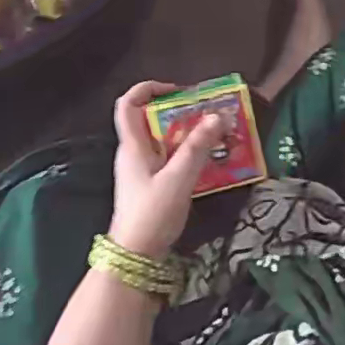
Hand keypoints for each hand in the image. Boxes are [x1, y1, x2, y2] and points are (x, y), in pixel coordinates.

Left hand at [108, 81, 230, 256]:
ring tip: (216, 134)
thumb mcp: (178, 178)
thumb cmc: (152, 213)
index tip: (178, 91)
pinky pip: (169, 158)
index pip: (128, 104)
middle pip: (152, 120)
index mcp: (133, 145)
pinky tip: (209, 160)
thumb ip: (197, 147)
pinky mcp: (152, 184)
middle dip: (180, 112)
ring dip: (188, 134)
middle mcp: (134, 153)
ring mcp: (142, 169)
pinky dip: (187, 153)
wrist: (136, 255)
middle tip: (208, 113)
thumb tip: (216, 116)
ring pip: (164, 140)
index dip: (148, 89)